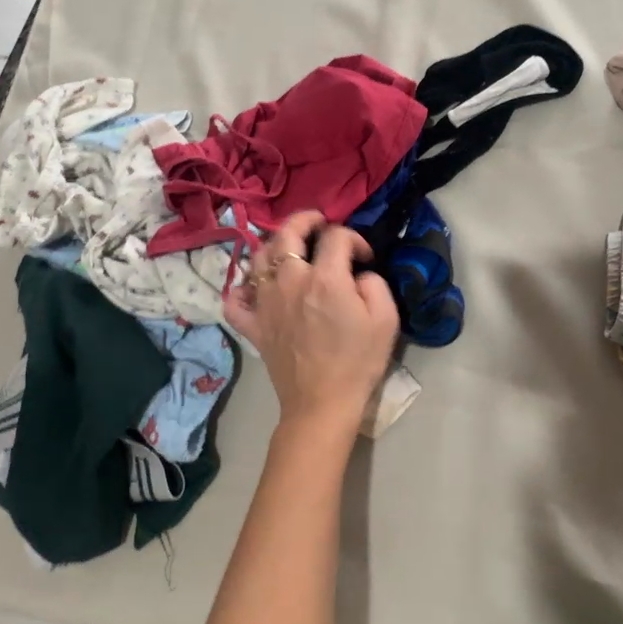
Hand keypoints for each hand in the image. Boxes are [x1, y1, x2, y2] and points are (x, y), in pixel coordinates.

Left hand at [223, 211, 399, 433]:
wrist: (322, 404)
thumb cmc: (358, 361)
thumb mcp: (386, 318)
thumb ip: (374, 283)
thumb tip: (358, 273)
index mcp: (325, 278)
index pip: (336, 236)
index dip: (353, 238)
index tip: (364, 257)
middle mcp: (290, 281)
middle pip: (287, 233)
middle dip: (305, 219)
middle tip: (318, 222)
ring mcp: (265, 303)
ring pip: (259, 258)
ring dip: (275, 245)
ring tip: (290, 249)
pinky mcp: (253, 326)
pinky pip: (235, 300)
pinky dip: (241, 289)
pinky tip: (253, 288)